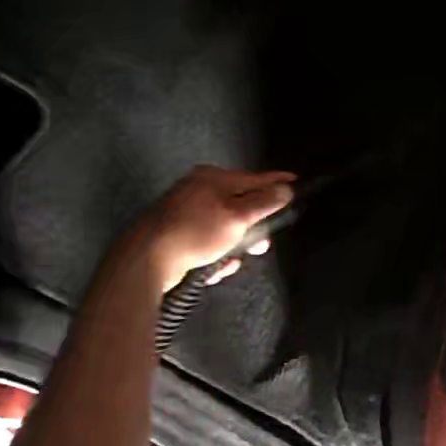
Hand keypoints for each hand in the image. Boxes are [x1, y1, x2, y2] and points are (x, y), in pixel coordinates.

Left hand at [127, 166, 295, 292]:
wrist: (147, 260)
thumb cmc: (195, 232)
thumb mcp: (237, 217)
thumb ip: (264, 202)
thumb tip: (284, 188)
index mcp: (213, 178)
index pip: (255, 178)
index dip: (278, 182)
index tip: (297, 183)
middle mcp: (198, 189)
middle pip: (240, 205)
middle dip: (252, 228)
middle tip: (261, 244)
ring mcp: (186, 212)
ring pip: (225, 228)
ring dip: (233, 246)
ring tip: (230, 260)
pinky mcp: (178, 234)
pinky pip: (208, 242)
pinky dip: (215, 255)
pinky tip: (213, 267)